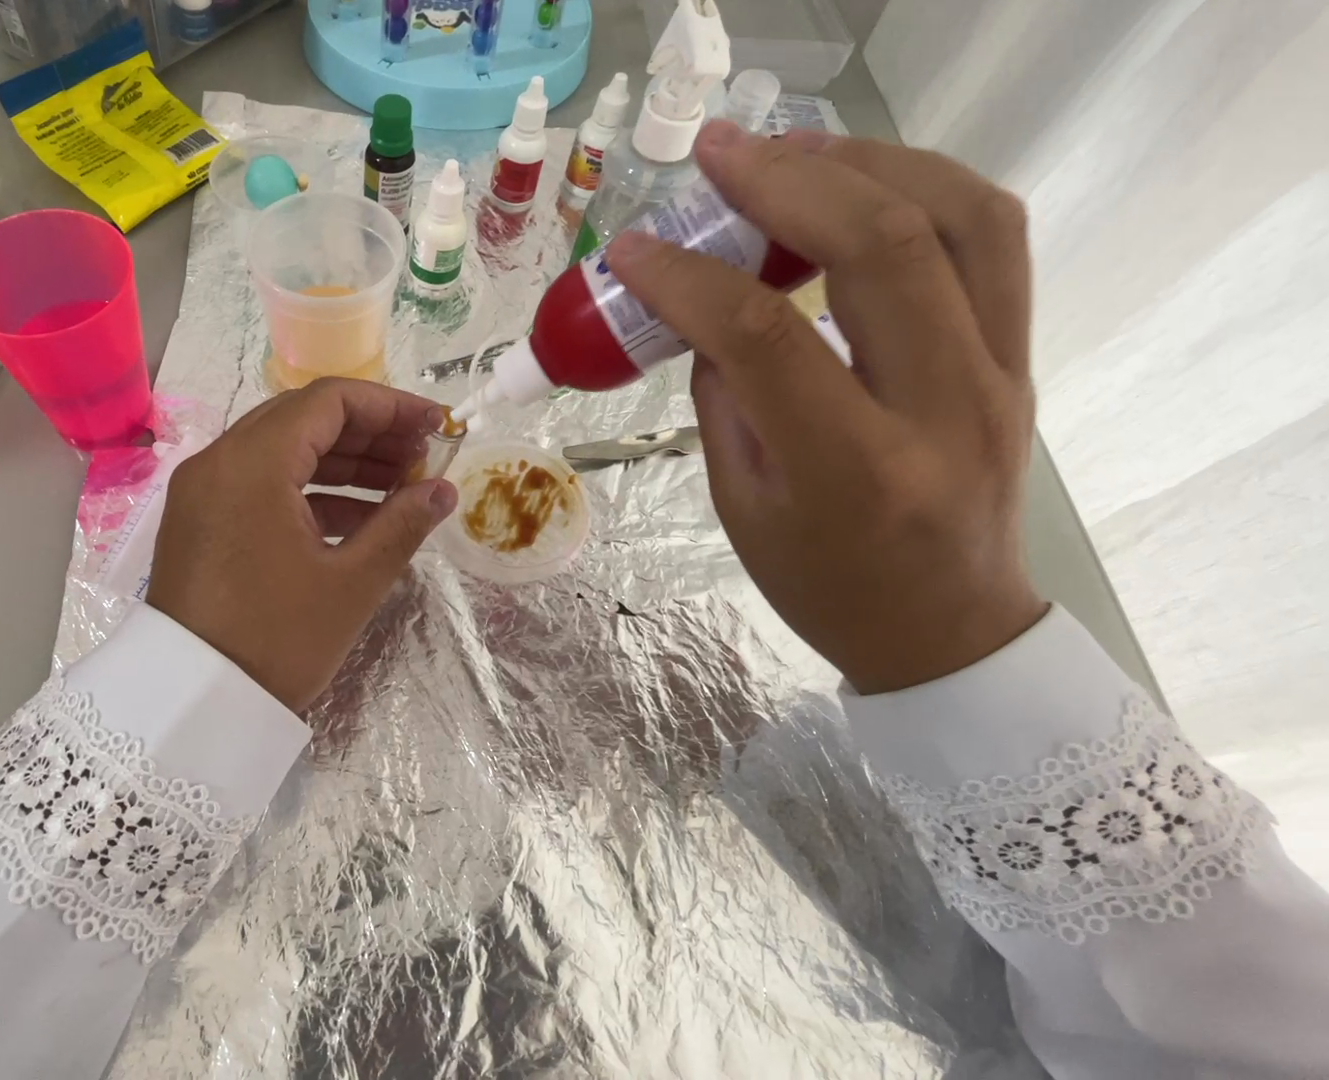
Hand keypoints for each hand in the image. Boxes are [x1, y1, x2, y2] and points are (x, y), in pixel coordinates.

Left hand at [146, 378, 457, 710]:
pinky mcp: (200, 521)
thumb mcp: (351, 583)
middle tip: (422, 458)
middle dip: (370, 434)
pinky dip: (309, 492)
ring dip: (343, 463)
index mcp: (252, 463)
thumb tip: (444, 489)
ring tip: (401, 487)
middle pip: (304, 420)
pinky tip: (358, 518)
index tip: (436, 426)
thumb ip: (402, 524)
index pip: (329, 400)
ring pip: (282, 452)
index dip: (391, 406)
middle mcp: (219, 461)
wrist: (195, 705)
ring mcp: (203, 491)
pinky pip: (261, 485)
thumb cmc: (276, 641)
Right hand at [606, 121, 1045, 694]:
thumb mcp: (742, 508)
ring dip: (866, 163)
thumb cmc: (822, 585)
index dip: (688, 280)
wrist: (946, 626)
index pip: (766, 338)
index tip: (632, 250)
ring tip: (788, 150)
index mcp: (852, 469)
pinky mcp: (1020, 353)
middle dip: (786, 180)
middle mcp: (942, 407)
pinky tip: (858, 181)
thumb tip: (708, 311)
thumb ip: (725, 400)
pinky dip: (922, 185)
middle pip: (882, 248)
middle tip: (715, 153)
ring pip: (962, 217)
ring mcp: (1000, 373)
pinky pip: (992, 237)